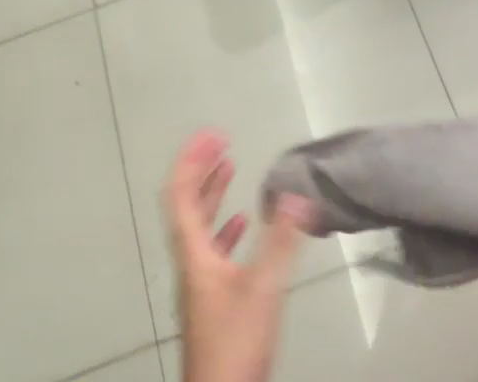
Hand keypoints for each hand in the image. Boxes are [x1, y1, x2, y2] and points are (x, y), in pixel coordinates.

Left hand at [165, 130, 313, 381]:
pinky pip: (212, 249)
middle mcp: (191, 263)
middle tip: (221, 142)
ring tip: (229, 168)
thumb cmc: (235, 343)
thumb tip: (297, 194)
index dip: (192, 161)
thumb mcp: (263, 290)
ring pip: (199, 226)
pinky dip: (224, 228)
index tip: (213, 135)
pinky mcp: (212, 299)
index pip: (180, 195)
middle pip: (186, 206)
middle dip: (202, 170)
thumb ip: (281, 242)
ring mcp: (199, 282)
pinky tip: (243, 224)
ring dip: (211, 194)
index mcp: (194, 254)